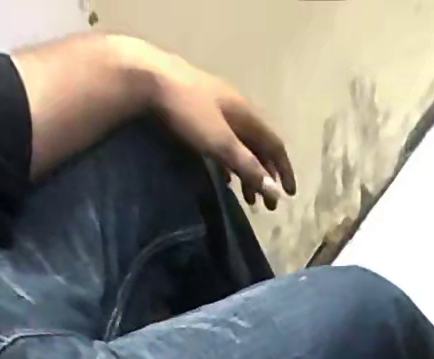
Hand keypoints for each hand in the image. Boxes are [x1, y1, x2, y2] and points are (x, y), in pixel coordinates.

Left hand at [111, 38, 295, 208]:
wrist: (144, 77)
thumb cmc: (187, 111)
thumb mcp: (221, 143)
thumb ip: (249, 167)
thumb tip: (275, 193)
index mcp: (247, 113)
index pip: (275, 145)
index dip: (284, 171)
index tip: (289, 195)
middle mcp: (235, 109)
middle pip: (259, 148)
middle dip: (265, 177)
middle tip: (267, 205)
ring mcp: (215, 108)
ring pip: (240, 146)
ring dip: (247, 173)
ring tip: (247, 197)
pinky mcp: (196, 111)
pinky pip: (222, 143)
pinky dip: (229, 163)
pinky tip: (223, 177)